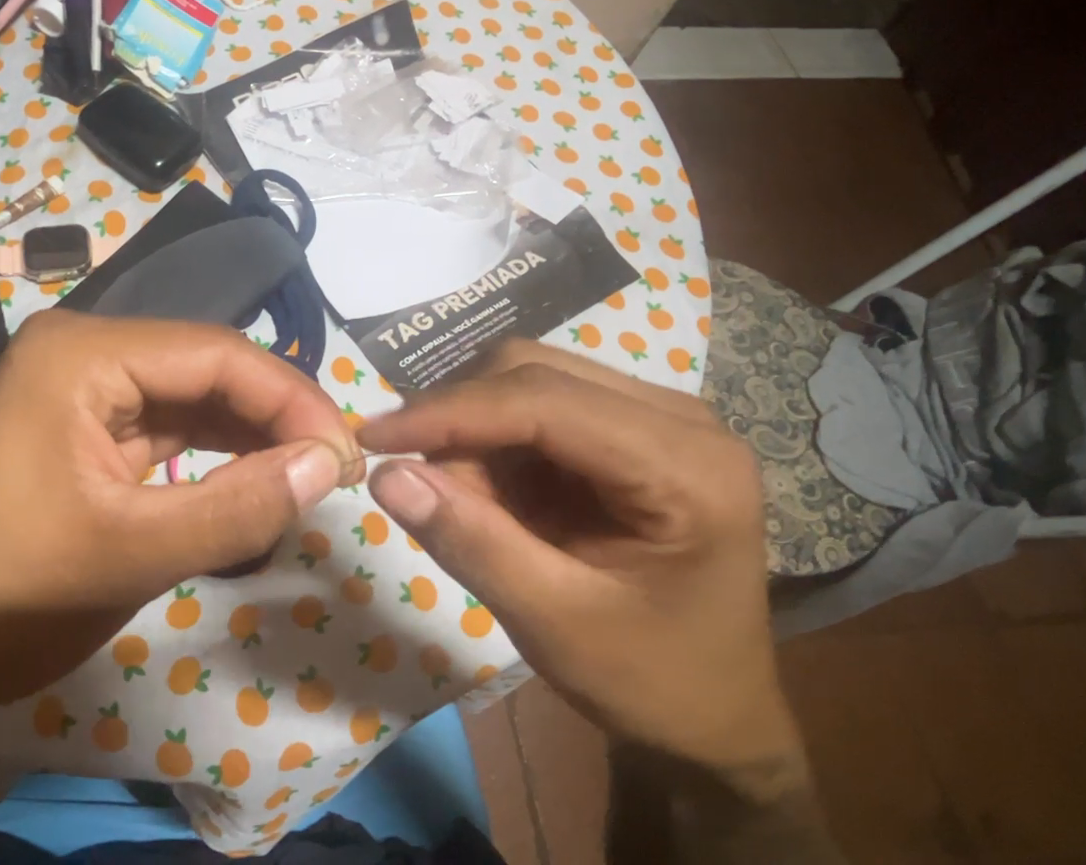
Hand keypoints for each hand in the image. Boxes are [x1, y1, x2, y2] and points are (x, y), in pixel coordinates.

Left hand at [0, 310, 365, 716]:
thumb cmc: (6, 593)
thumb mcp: (131, 552)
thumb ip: (238, 506)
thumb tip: (331, 465)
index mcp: (82, 355)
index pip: (215, 354)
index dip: (291, 400)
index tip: (346, 459)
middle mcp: (80, 354)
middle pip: (204, 370)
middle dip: (273, 419)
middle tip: (335, 474)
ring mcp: (76, 394)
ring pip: (187, 401)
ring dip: (247, 438)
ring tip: (306, 482)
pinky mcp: (78, 434)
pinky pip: (162, 432)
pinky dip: (210, 458)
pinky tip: (253, 484)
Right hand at [357, 340, 805, 800]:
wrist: (714, 715)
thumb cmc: (649, 680)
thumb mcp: (554, 622)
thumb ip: (472, 543)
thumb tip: (384, 474)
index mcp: (686, 466)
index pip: (545, 400)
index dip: (450, 412)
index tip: (372, 439)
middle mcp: (680, 419)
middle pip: (535, 371)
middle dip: (459, 417)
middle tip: (416, 481)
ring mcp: (658, 419)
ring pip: (530, 379)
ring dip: (473, 429)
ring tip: (460, 501)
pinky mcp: (630, 431)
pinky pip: (538, 407)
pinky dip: (493, 443)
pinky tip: (489, 495)